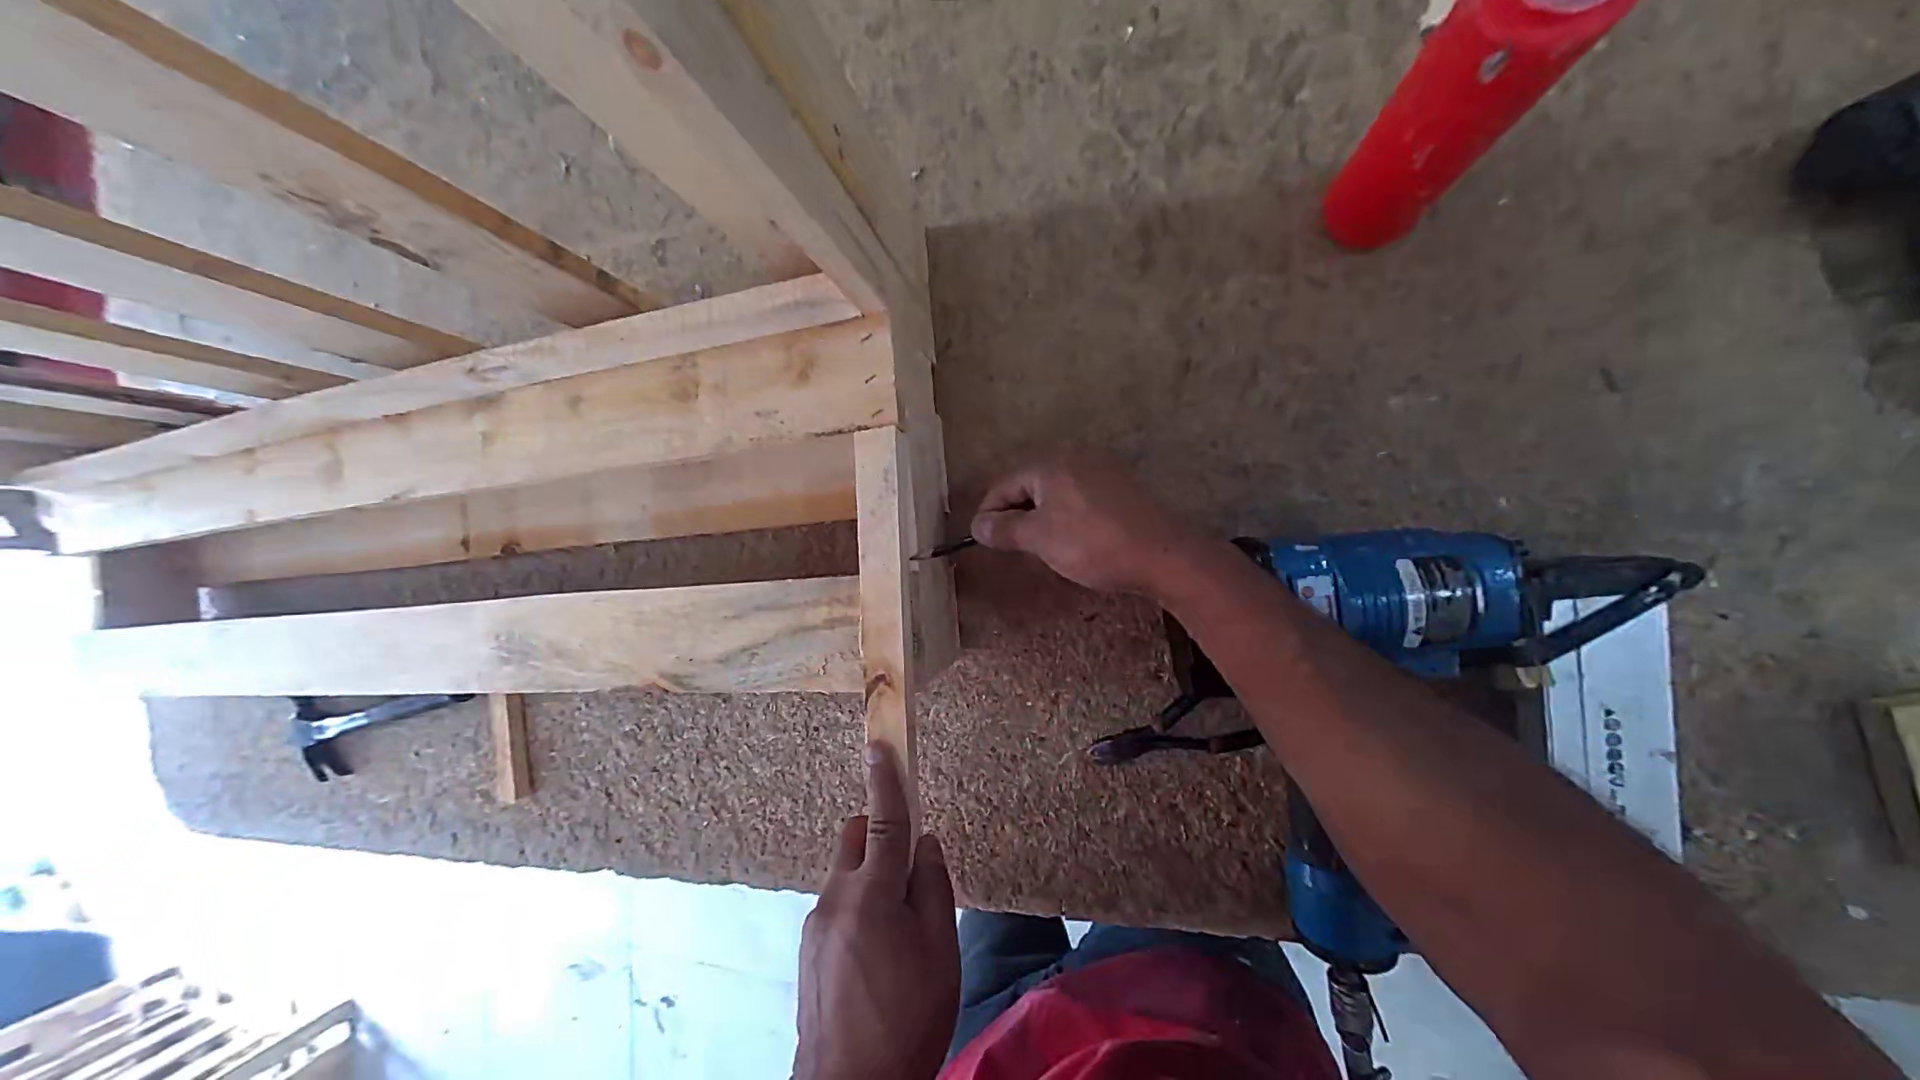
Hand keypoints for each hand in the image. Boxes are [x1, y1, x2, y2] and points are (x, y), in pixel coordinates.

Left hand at [795, 743, 958, 1079]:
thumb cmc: (909, 1019)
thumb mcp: (941, 952)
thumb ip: (933, 888)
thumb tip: (925, 844)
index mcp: (872, 894)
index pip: (884, 821)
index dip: (884, 781)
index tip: (879, 746)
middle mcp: (835, 898)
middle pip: (856, 839)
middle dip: (881, 835)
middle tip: (911, 871)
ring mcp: (815, 924)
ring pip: (847, 873)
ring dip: (872, 877)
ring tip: (900, 931)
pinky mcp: (807, 949)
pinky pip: (837, 904)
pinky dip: (859, 905)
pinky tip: (877, 955)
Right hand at [969, 460, 1210, 597]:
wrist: (1162, 555)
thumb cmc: (1092, 544)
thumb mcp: (1040, 538)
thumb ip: (1005, 529)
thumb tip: (978, 525)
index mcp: (1051, 464)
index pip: (1005, 484)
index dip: (989, 513)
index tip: (982, 540)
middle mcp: (1077, 458)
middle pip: (1031, 485)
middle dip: (1016, 514)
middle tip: (1010, 545)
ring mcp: (1104, 471)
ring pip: (1057, 492)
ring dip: (1041, 517)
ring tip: (1039, 546)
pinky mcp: (1123, 489)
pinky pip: (1081, 498)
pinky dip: (1068, 516)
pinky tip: (1073, 539)